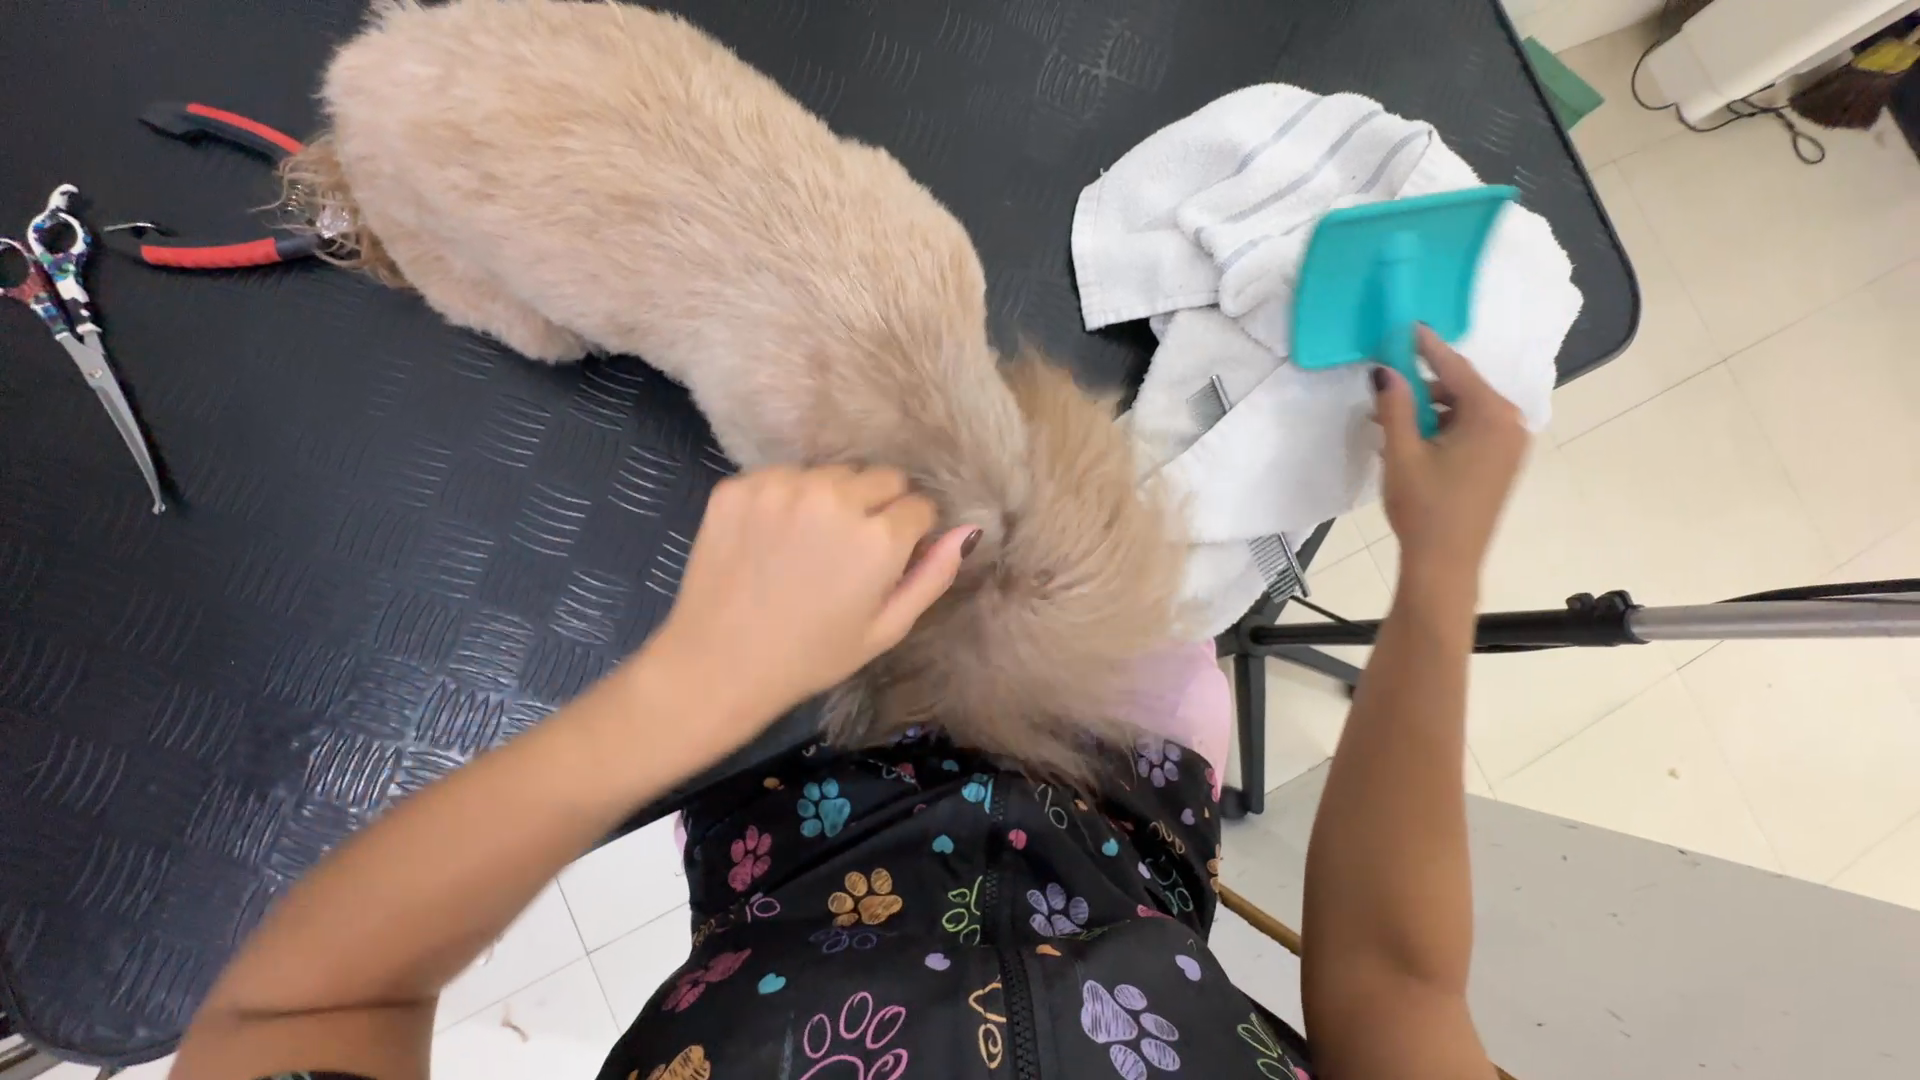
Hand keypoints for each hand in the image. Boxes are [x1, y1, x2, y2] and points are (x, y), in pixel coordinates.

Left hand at [641, 464, 973, 739]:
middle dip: (876, 507)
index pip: (918, 504)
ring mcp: (782, 487)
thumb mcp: (887, 628)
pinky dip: (787, 499)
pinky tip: (772, 538)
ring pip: (832, 472)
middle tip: (849, 550)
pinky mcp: (739, 485)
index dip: (909, 533)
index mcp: (878, 536)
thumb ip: (934, 575)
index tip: (887, 559)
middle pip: (880, 477)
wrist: (718, 664)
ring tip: (808, 544)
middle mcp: (834, 498)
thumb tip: (969, 529)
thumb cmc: (812, 655)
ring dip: (832, 498)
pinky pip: (784, 476)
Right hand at [1374, 326, 1528, 597]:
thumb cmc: (1424, 507)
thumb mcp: (1401, 453)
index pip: (1454, 368)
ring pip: (1463, 411)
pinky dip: (1441, 429)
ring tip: (1388, 423)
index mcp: (1492, 415)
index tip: (1404, 326)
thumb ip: (1395, 406)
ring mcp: (1510, 445)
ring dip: (1427, 411)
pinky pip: (1470, 431)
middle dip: (1421, 387)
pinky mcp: (1501, 463)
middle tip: (1383, 390)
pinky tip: (1410, 442)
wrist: (1445, 562)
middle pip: (1461, 388)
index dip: (1425, 347)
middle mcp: (1511, 423)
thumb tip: (1384, 369)